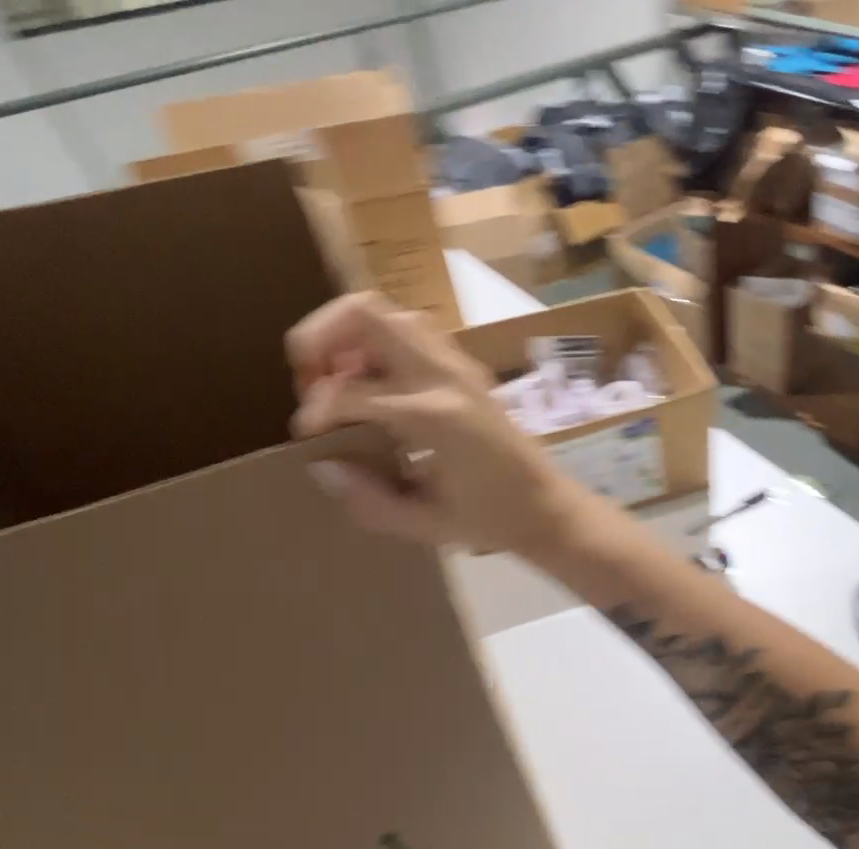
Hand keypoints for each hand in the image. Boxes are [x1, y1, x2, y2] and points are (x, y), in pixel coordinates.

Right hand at [288, 293, 593, 555]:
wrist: (548, 506)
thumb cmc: (491, 521)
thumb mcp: (426, 525)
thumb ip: (369, 500)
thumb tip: (322, 465)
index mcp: (436, 418)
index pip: (352, 392)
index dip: (316, 412)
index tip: (309, 437)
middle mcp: (446, 378)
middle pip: (367, 315)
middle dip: (321, 339)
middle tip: (311, 382)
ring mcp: (460, 365)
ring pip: (390, 313)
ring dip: (350, 336)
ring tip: (338, 380)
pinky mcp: (466, 367)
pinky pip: (412, 330)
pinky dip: (379, 341)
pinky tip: (373, 383)